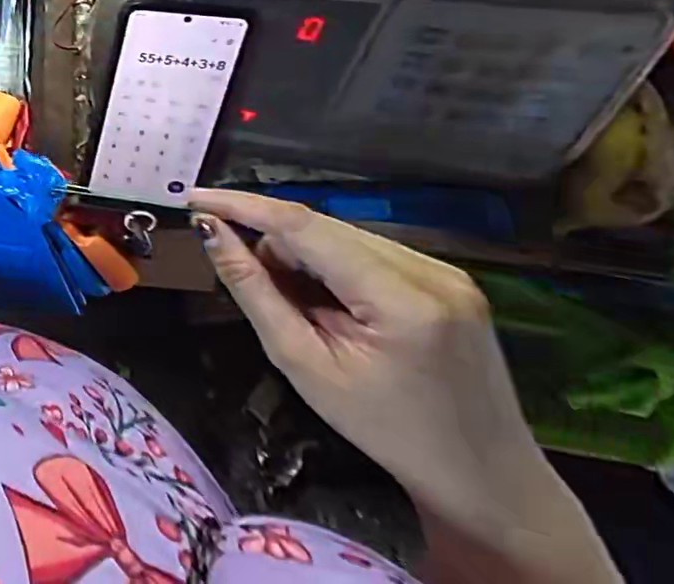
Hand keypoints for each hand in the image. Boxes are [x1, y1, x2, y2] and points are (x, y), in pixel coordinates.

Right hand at [191, 189, 615, 582]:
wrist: (482, 476)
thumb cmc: (381, 426)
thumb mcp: (299, 359)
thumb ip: (251, 287)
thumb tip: (209, 230)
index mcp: (401, 299)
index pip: (302, 226)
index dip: (241, 205)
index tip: (191, 196)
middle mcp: (431, 271)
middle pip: (318, 225)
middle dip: (267, 238)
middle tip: (242, 274)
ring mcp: (445, 272)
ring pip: (336, 233)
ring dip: (295, 252)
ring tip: (294, 304)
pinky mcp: (445, 278)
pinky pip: (361, 247)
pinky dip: (325, 261)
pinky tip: (324, 300)